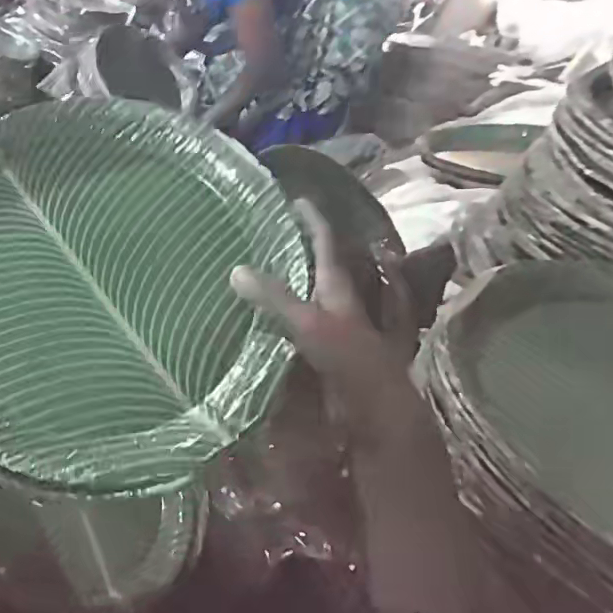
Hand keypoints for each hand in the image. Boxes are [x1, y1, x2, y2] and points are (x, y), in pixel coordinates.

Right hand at [231, 199, 422, 431]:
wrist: (375, 413)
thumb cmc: (349, 360)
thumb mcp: (309, 324)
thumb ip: (275, 298)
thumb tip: (237, 271)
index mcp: (338, 288)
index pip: (325, 243)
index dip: (312, 220)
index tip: (297, 199)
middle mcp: (341, 303)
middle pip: (324, 268)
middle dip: (306, 250)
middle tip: (277, 234)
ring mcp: (337, 328)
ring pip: (318, 296)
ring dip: (299, 283)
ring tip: (271, 270)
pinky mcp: (329, 353)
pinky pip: (305, 327)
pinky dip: (289, 320)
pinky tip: (271, 323)